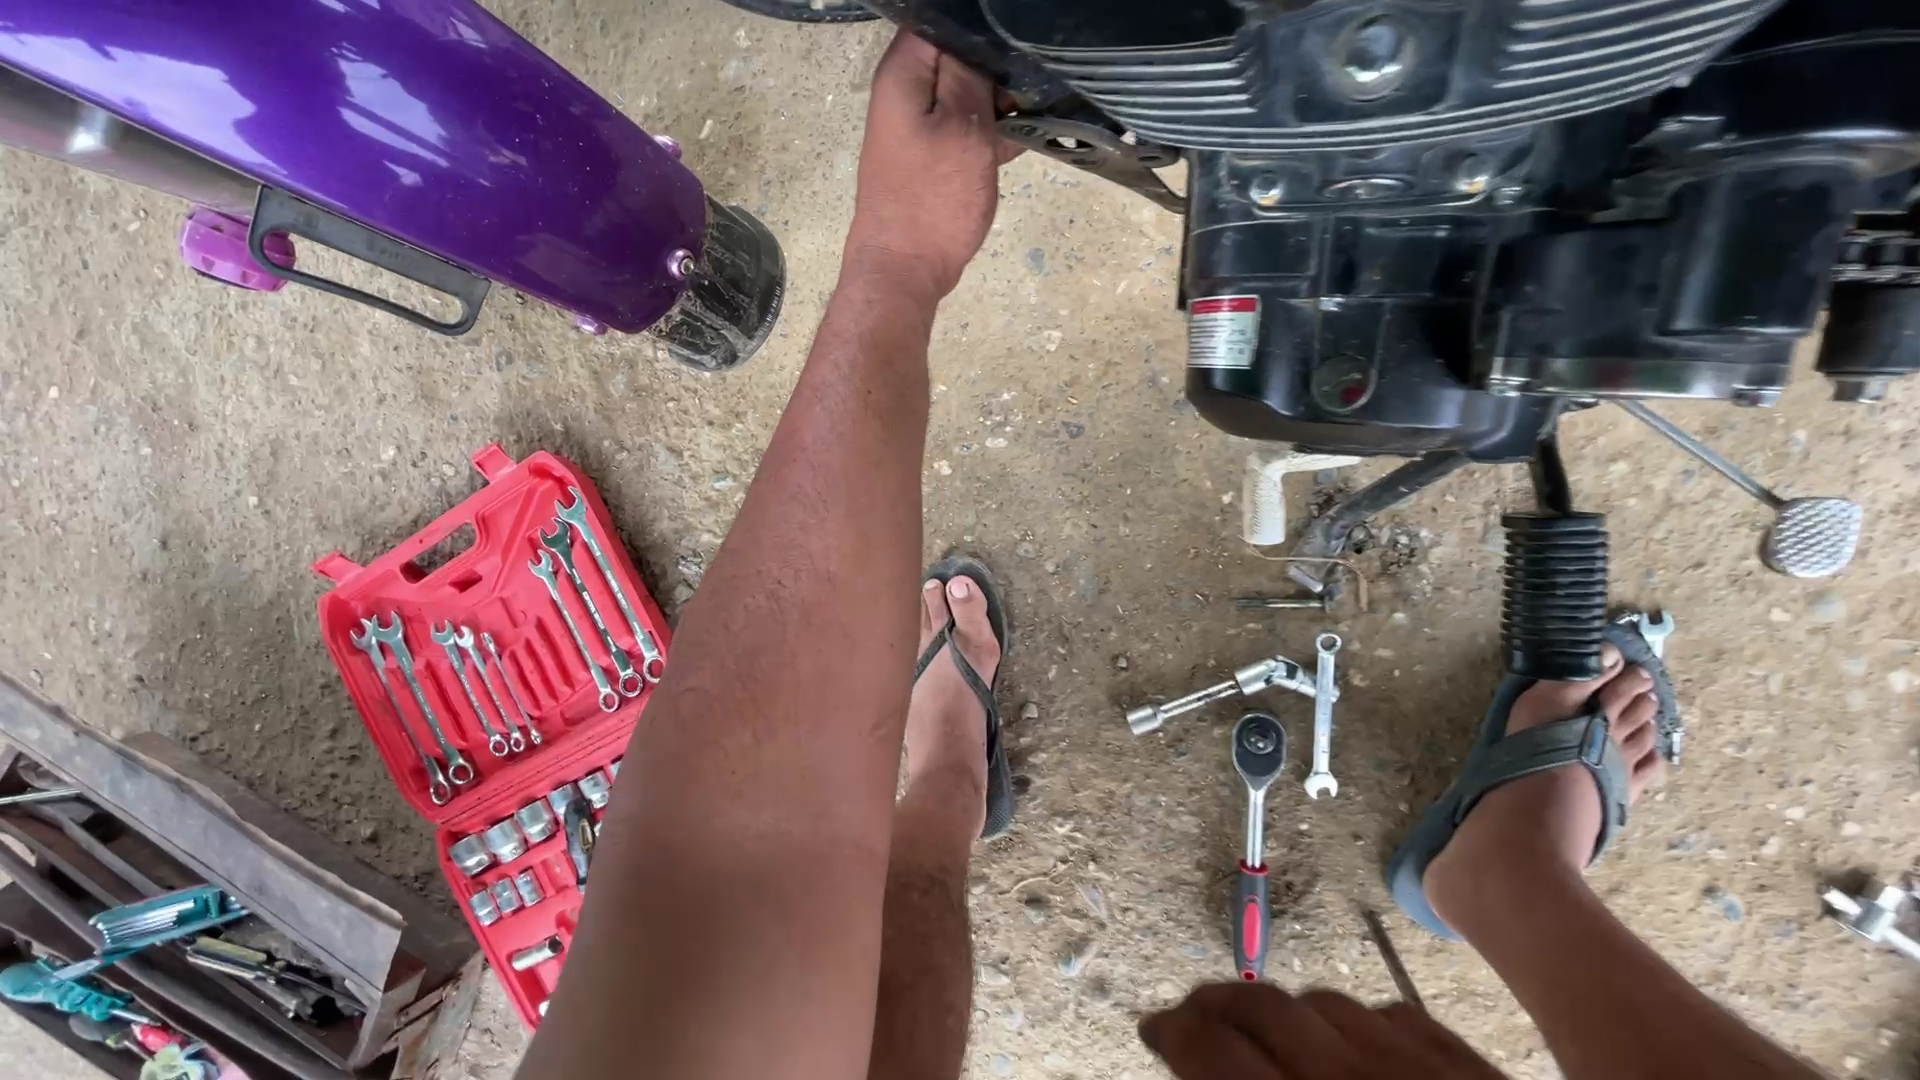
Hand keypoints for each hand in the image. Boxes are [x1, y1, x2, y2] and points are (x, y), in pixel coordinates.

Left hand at [843, 30, 1017, 301]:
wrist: (905, 271)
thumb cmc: (933, 202)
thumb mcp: (965, 128)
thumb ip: (973, 74)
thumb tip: (980, 42)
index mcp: (904, 71)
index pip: (946, 20)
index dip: (984, 29)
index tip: (1017, 45)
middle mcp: (905, 92)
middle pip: (959, 55)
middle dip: (996, 65)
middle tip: (1031, 83)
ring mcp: (919, 127)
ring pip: (968, 94)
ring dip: (1000, 102)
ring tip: (1032, 113)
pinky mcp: (932, 157)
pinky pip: (967, 129)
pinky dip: (992, 132)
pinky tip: (1022, 141)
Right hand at [1141, 983, 1505, 1079]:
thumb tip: (1210, 1071)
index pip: (1216, 1051)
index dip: (1175, 1032)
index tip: (1154, 1029)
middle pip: (1261, 1007)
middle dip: (1213, 1005)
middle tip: (1189, 1017)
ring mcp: (1423, 1069)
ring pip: (1323, 1002)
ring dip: (1283, 1010)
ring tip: (1265, 1031)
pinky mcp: (1477, 1070)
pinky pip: (1396, 1016)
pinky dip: (1357, 1022)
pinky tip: (1353, 1044)